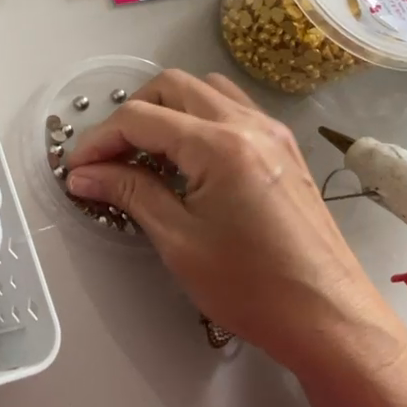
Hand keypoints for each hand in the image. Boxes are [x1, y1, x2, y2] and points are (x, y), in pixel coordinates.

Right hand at [62, 70, 396, 371]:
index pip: (140, 119)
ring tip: (143, 155)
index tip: (76, 169)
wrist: (330, 320)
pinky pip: (231, 109)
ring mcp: (272, 133)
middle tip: (106, 158)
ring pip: (204, 90)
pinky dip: (196, 118)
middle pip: (171, 87)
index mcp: (220, 146)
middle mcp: (248, 125)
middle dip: (129, 116)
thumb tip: (83, 175)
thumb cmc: (251, 287)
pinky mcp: (283, 150)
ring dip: (165, 110)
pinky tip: (184, 159)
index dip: (98, 140)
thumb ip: (129, 193)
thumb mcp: (178, 240)